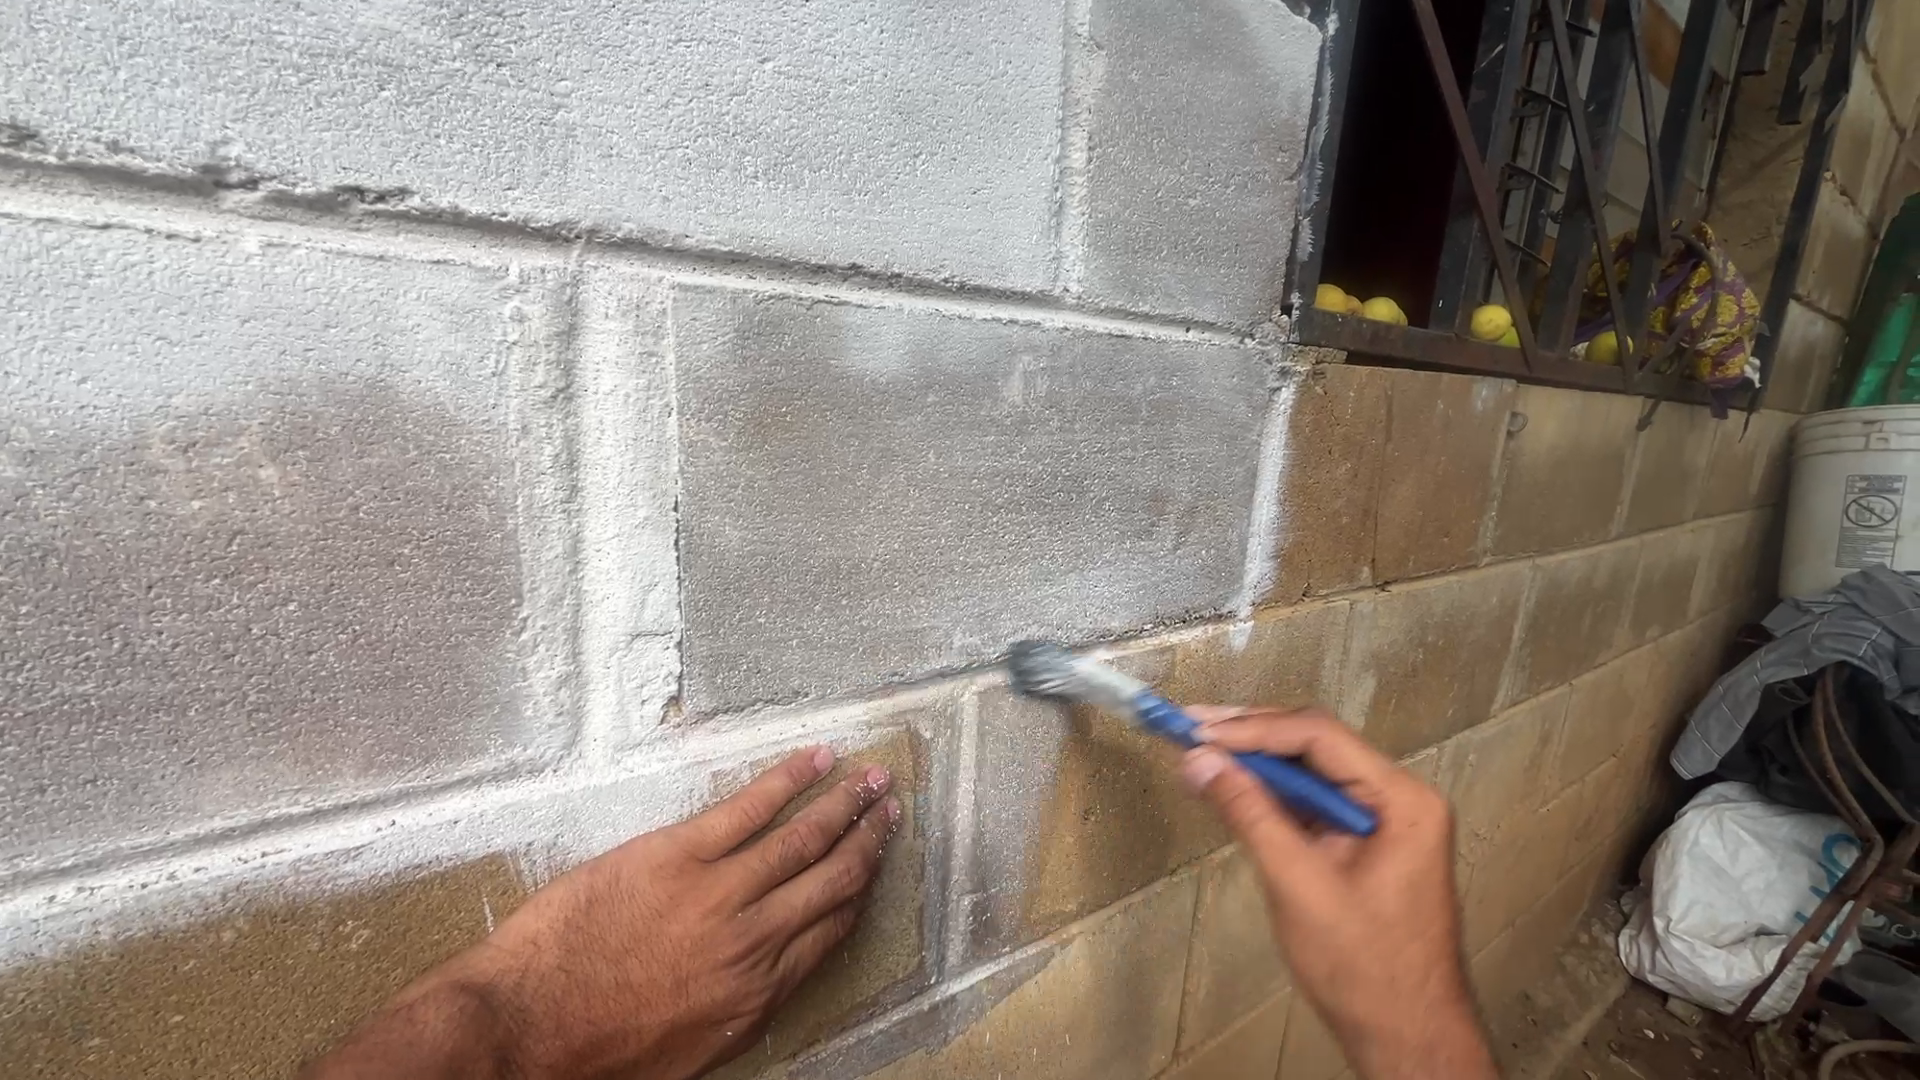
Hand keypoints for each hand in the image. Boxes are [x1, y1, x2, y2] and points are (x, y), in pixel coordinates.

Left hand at [302, 746, 898, 1079]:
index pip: (832, 929)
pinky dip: (789, 779)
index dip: (863, 889)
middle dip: (870, 840)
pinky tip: (817, 758)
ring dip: (844, 803)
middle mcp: (756, 938)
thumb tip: (776, 967)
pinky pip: (751, 808)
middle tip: (892, 807)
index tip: (878, 861)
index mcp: (758, 992)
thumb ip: (744, 1005)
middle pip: (833, 879)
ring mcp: (722, 890)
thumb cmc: (597, 1053)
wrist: (516, 1036)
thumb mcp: (691, 1052)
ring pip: (803, 838)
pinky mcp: (682, 854)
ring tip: (871, 778)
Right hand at [1180, 707, 1495, 1079]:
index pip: (1318, 736)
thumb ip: (1248, 813)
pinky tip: (1228, 783)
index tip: (1197, 731)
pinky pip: (1308, 799)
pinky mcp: (1360, 839)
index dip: (1253, 728)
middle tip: (1190, 725)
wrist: (1407, 1042)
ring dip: (1252, 758)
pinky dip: (1265, 790)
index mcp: (1401, 799)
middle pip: (1313, 742)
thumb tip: (1197, 758)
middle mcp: (1396, 796)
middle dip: (1249, 734)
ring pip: (1307, 768)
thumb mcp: (1297, 883)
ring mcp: (1381, 817)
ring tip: (1198, 747)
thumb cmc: (1362, 967)